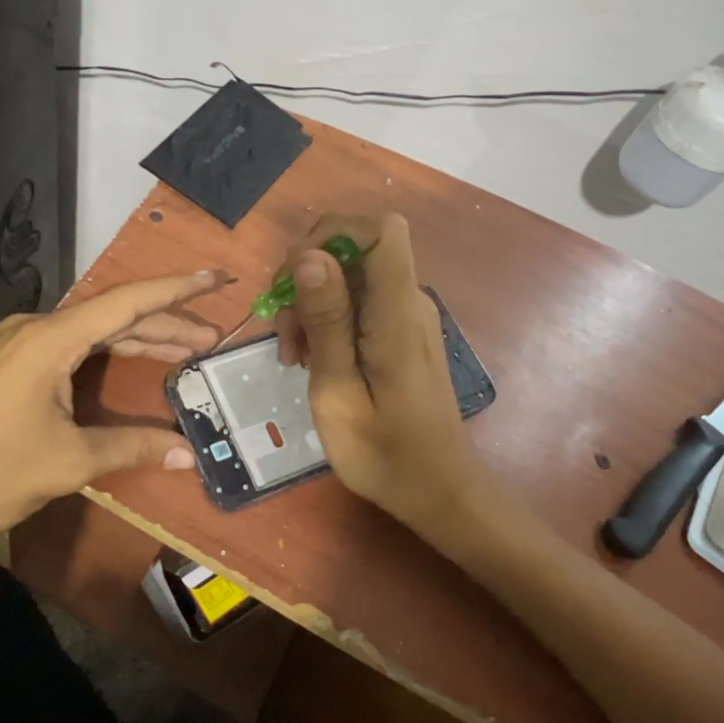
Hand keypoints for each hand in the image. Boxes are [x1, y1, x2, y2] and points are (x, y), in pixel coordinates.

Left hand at [0, 272, 220, 589]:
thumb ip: (131, 448)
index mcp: (47, 339)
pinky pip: (61, 353)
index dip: (177, 290)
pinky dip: (100, 360)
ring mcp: (8, 349)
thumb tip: (189, 455)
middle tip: (212, 336)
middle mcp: (28, 330)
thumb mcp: (67, 462)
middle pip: (109, 318)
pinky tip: (123, 370)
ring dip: (132, 344)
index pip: (126, 303)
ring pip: (85, 337)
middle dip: (163, 326)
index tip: (217, 277)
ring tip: (184, 352)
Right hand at [274, 214, 479, 524]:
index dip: (332, 234)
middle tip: (284, 333)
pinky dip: (328, 321)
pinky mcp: (401, 333)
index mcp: (397, 313)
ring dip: (312, 305)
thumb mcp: (337, 391)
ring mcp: (407, 317)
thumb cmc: (384, 454)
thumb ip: (326, 321)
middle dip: (308, 277)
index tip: (294, 277)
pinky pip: (360, 303)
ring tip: (292, 357)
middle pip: (357, 250)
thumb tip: (307, 255)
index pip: (380, 230)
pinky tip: (312, 360)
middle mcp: (409, 303)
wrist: (438, 492)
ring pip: (352, 278)